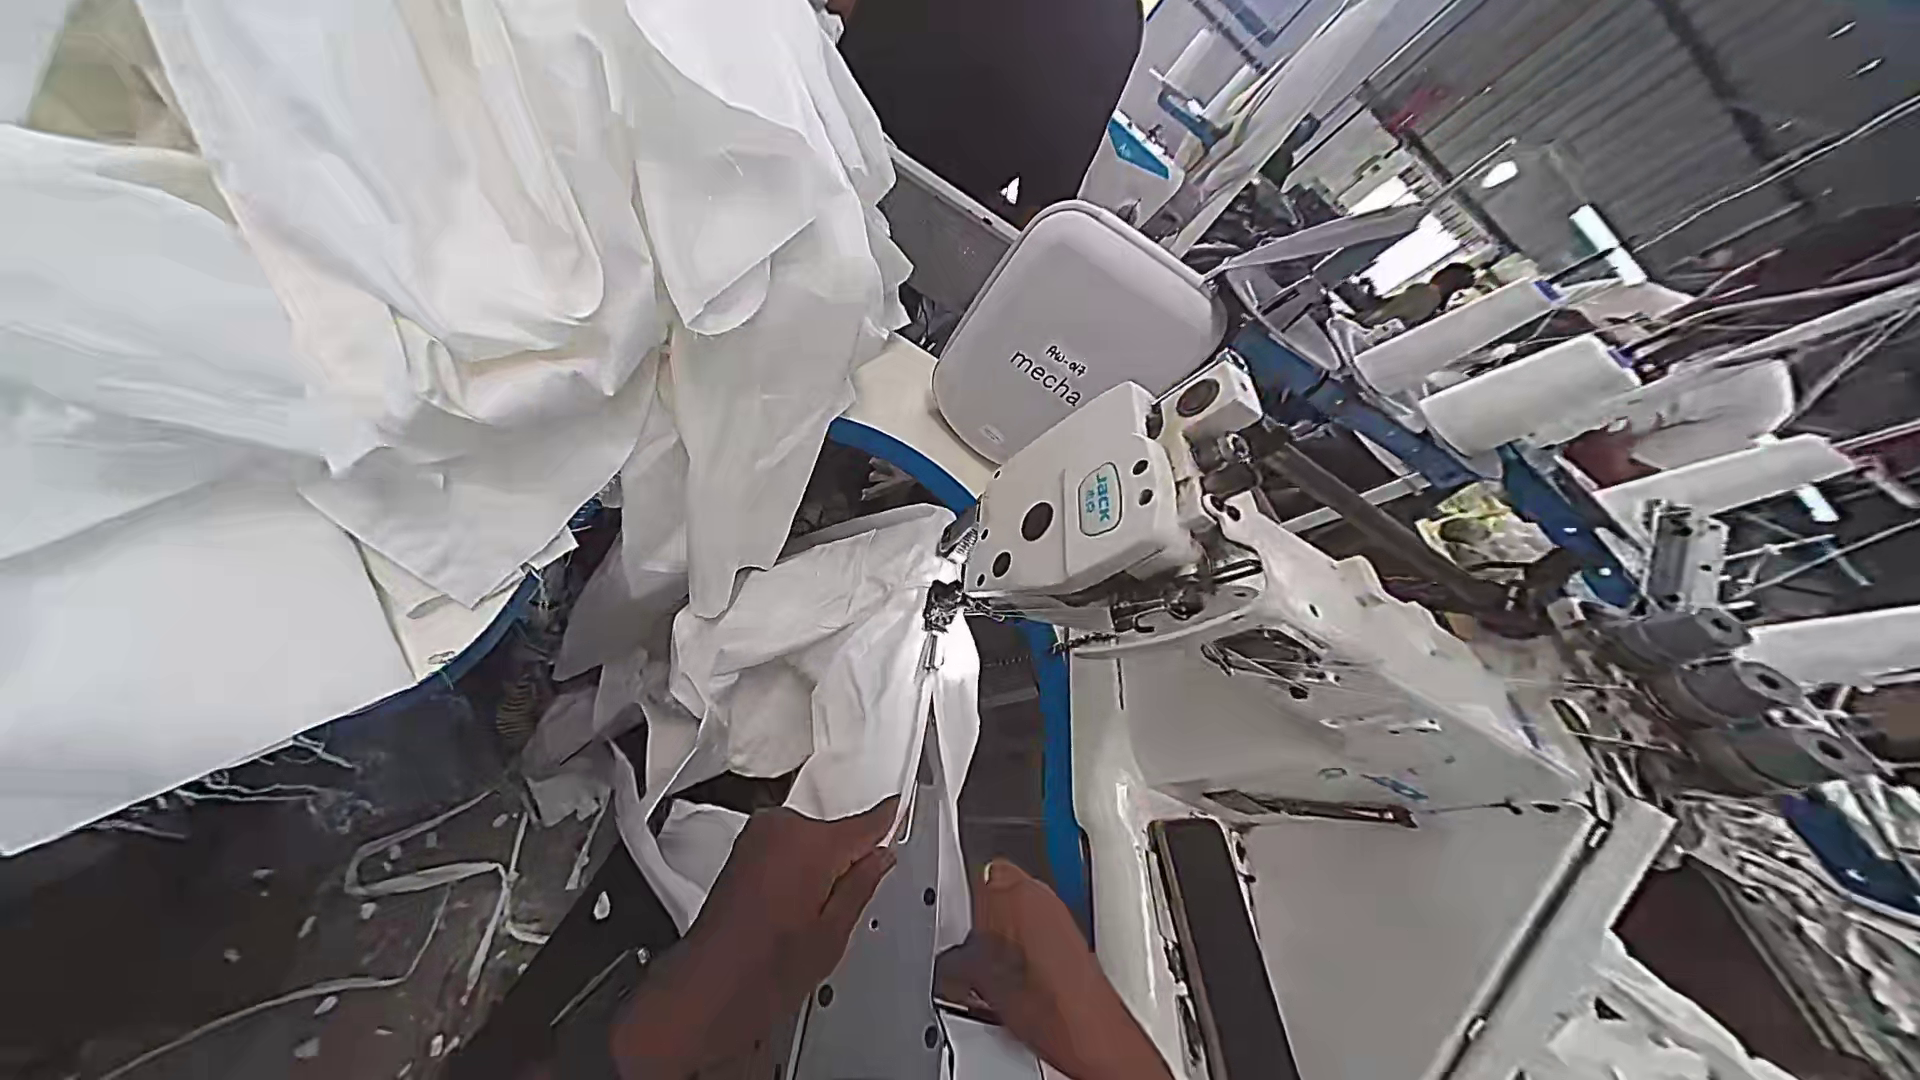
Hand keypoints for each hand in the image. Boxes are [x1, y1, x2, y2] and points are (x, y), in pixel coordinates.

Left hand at [611, 798, 898, 1077]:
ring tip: (807, 909)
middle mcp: (785, 828)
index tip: (898, 809)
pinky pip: (787, 840)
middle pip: (837, 831)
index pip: (867, 821)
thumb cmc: (760, 971)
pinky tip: (789, 901)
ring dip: (818, 859)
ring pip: (812, 835)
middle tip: (842, 898)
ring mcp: (761, 833)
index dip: (888, 818)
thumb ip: (863, 884)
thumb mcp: (832, 935)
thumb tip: (879, 858)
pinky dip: (796, 860)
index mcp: (814, 845)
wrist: (705, 988)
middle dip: (847, 855)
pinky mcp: (746, 843)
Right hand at [937, 859, 1172, 1079]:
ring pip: (1016, 901)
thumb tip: (952, 952)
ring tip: (994, 959)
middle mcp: (1036, 891)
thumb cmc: (1047, 1005)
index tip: (952, 914)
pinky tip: (1016, 968)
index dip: (958, 894)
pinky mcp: (1067, 926)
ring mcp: (1055, 907)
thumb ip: (961, 949)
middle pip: (996, 882)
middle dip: (982, 909)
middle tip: (971, 939)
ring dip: (1003, 921)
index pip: (975, 870)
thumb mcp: (982, 977)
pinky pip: (1034, 917)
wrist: (1088, 1031)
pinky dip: (1022, 935)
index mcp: (1011, 890)